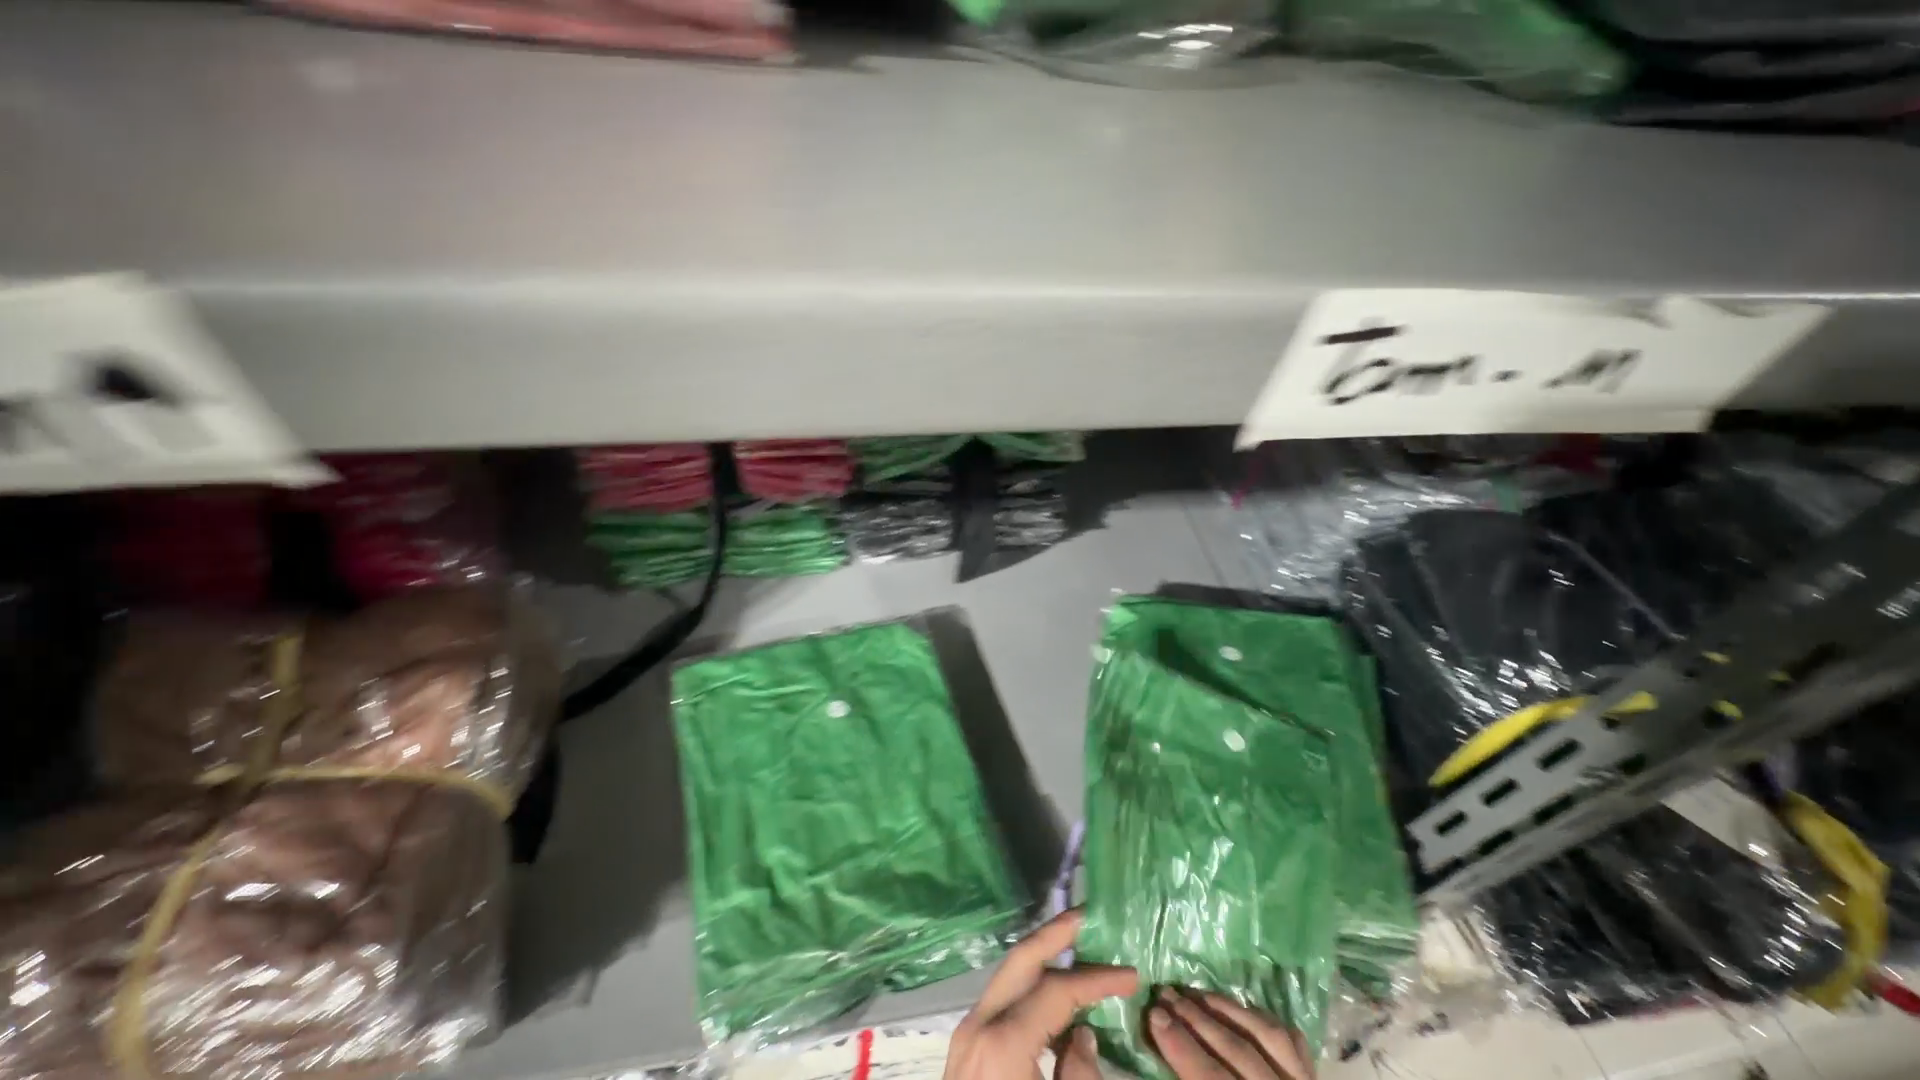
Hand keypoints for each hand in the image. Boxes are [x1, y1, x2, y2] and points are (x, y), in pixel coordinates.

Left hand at [944, 910, 1138, 1079]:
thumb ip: (1080, 1070)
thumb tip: (1081, 1035)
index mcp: (1004, 1039)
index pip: (1058, 989)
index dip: (1098, 978)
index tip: (1133, 974)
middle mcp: (979, 1024)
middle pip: (1021, 960)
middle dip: (1056, 933)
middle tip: (1091, 915)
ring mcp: (966, 1035)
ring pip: (1007, 977)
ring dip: (1043, 958)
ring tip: (1079, 947)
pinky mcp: (964, 1050)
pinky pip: (1002, 1003)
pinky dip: (1030, 989)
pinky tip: (1054, 996)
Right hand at [1147, 989, 1315, 1079]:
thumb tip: (1165, 1057)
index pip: (1209, 1076)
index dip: (1180, 1044)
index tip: (1154, 1014)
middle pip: (1235, 1050)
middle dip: (1196, 1018)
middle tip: (1166, 993)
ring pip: (1266, 1036)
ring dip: (1227, 1010)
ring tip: (1196, 993)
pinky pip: (1292, 1042)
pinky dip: (1265, 1020)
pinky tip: (1243, 1008)